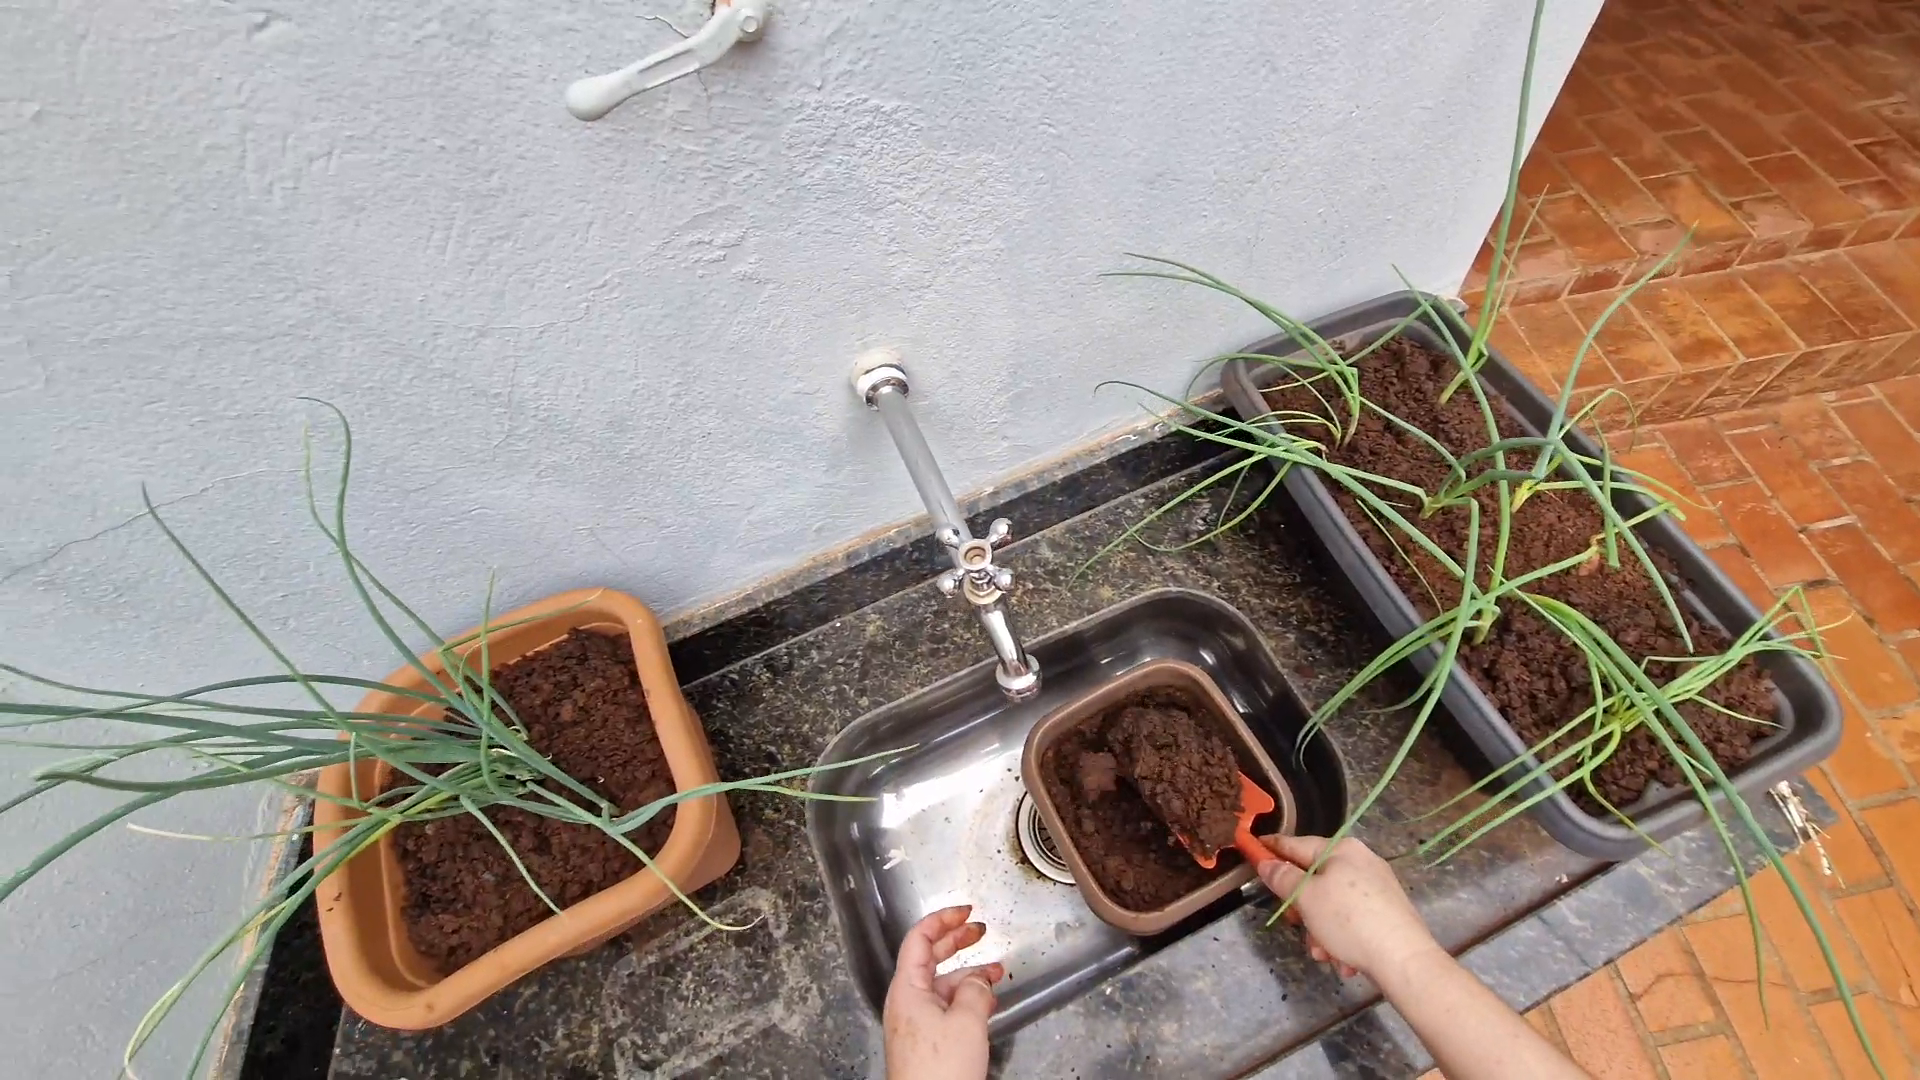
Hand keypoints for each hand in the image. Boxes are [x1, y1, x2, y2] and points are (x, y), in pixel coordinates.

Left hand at [882, 905, 1004, 1079]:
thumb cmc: (942, 1070)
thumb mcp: (967, 1021)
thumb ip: (976, 989)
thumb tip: (981, 977)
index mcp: (907, 987)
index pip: (919, 937)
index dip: (943, 919)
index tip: (967, 910)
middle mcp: (907, 1000)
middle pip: (930, 957)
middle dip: (957, 941)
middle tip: (981, 929)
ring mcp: (916, 1022)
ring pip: (942, 984)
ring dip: (969, 973)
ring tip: (998, 971)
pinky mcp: (926, 1042)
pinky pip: (946, 1007)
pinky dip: (967, 998)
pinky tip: (988, 1001)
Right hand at [1254, 834, 1440, 983]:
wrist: (1407, 963)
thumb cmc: (1350, 921)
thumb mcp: (1306, 898)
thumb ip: (1282, 877)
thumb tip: (1266, 863)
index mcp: (1341, 849)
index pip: (1295, 844)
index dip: (1270, 848)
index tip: (1251, 847)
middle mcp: (1361, 861)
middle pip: (1315, 879)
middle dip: (1302, 907)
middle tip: (1296, 924)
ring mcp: (1378, 888)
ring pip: (1333, 904)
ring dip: (1321, 929)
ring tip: (1324, 954)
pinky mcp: (1390, 914)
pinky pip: (1353, 919)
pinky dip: (1343, 937)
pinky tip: (1344, 960)